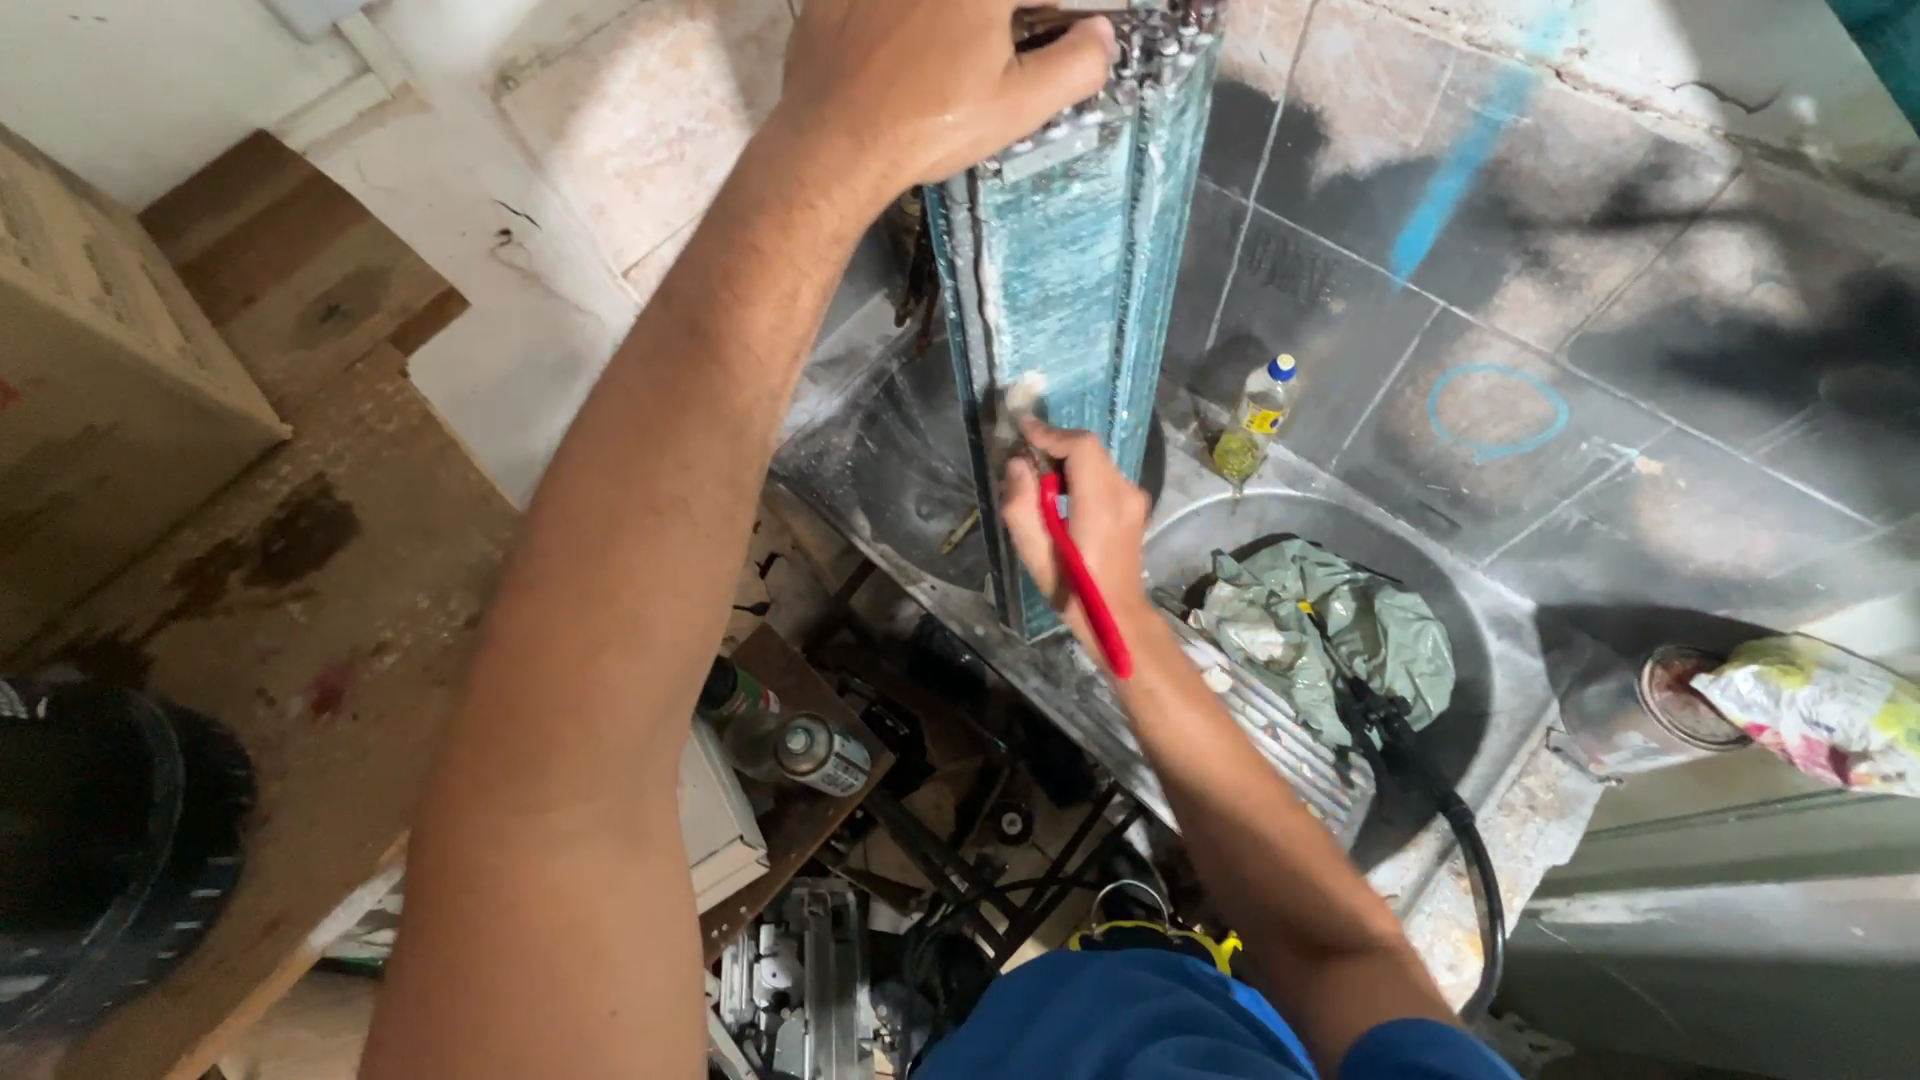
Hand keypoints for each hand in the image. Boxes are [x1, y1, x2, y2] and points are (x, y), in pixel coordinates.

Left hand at [765, 0, 1114, 210]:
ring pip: (931, 10)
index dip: (1049, 15)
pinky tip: (894, 59)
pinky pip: (886, 8)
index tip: (1043, 39)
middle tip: (983, 62)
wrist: (836, 142)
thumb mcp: (1017, 107)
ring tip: (935, 72)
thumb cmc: (931, 126)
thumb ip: (1074, 66)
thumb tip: (1103, 36)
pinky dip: (898, 24)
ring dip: (946, 29)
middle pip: (984, 6)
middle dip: (996, 26)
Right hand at [1003, 419, 1154, 655]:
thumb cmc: (1071, 590)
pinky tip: (1061, 493)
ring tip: (1038, 477)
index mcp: (1101, 503)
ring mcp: (1135, 499)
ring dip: (1068, 460)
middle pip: (1090, 449)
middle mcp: (1125, 493)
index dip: (1051, 433)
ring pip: (1098, 460)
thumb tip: (1017, 465)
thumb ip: (1021, 504)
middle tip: (1025, 454)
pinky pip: (1105, 475)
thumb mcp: (1034, 553)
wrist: (1116, 617)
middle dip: (1056, 445)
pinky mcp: (1135, 507)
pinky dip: (1081, 473)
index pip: (1081, 446)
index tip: (1023, 428)